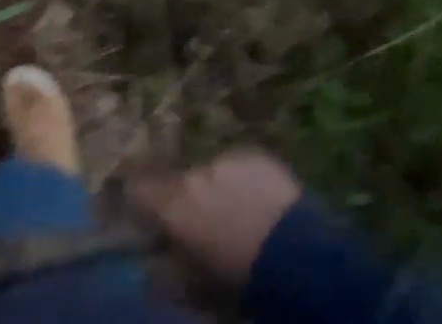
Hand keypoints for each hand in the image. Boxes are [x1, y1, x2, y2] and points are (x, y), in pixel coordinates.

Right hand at [127, 148, 303, 283]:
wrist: (304, 263)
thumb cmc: (243, 279)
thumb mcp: (198, 284)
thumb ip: (169, 267)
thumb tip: (152, 265)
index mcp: (170, 205)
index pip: (136, 188)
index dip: (143, 199)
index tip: (151, 212)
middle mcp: (191, 176)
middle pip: (179, 180)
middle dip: (189, 197)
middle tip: (209, 221)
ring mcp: (224, 162)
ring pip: (213, 173)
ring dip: (220, 189)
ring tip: (243, 212)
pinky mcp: (256, 157)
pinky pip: (242, 167)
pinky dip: (247, 182)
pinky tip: (265, 203)